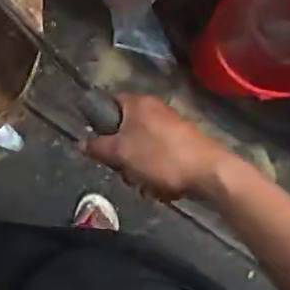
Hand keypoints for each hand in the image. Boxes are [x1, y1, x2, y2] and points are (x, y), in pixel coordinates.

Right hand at [83, 94, 232, 201]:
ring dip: (139, 168)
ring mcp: (172, 126)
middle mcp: (156, 109)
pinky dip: (157, 171)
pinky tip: (161, 186)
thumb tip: (81, 142)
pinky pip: (160, 157)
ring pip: (142, 147)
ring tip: (144, 183)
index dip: (99, 122)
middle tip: (123, 169)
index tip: (98, 144)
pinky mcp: (184, 143)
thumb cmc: (159, 157)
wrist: (208, 172)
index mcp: (138, 103)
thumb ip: (97, 147)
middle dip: (122, 154)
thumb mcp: (120, 153)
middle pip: (125, 129)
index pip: (109, 102)